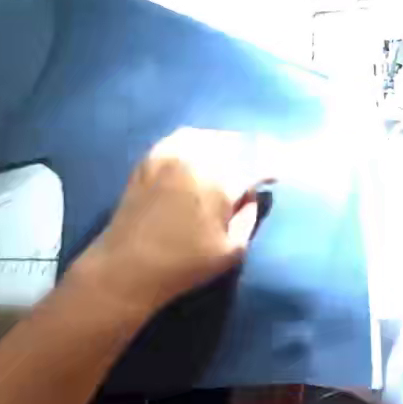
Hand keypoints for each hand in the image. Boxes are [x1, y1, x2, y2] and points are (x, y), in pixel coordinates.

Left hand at [72, 128, 269, 318]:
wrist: (126, 267)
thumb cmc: (184, 265)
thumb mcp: (232, 250)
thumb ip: (249, 217)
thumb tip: (251, 195)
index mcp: (220, 180)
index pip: (257, 164)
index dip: (271, 169)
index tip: (276, 176)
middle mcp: (196, 158)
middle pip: (234, 143)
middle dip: (251, 151)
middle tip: (258, 163)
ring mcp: (169, 154)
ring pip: (208, 135)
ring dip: (226, 142)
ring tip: (234, 155)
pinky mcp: (150, 158)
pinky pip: (181, 138)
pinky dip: (198, 141)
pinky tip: (203, 153)